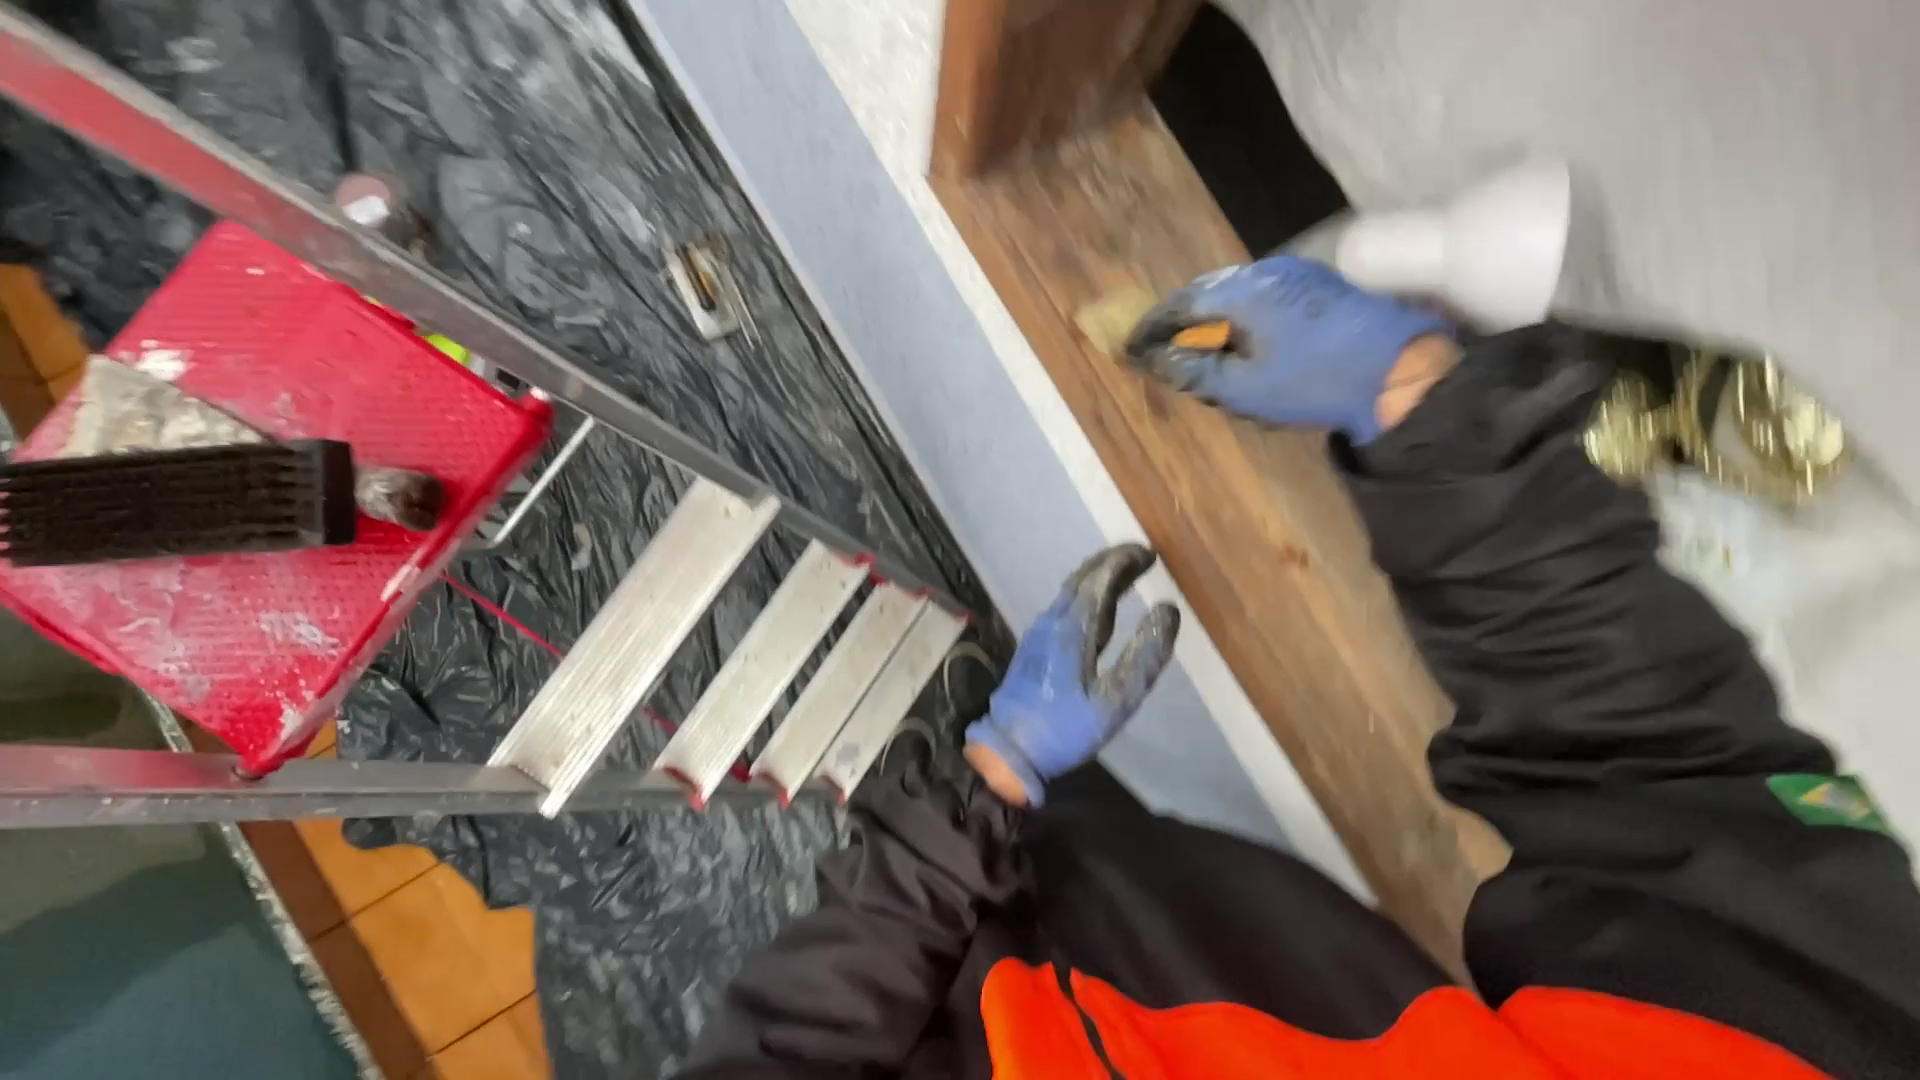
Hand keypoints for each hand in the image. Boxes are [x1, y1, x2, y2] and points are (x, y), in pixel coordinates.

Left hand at [964, 544, 1179, 807]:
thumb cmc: (1065, 727)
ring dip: (1098, 578)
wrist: (1008, 749)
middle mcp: (1052, 619)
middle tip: (1142, 557)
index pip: (1100, 577)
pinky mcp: (1034, 647)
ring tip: (1125, 576)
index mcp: (1072, 625)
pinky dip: (1087, 596)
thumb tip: (1168, 610)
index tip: (1150, 553)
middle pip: (1083, 578)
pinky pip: (1064, 607)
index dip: (1125, 561)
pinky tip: (1098, 611)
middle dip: (1112, 563)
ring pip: (1071, 591)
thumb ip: (1145, 654)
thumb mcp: (1116, 699)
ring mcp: (1039, 632)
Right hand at [1123, 255, 1451, 442]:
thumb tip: (1155, 358)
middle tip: (1164, 348)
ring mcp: (1300, 274)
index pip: (1184, 302)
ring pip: (1239, 292)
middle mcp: (1270, 270)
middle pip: (1211, 291)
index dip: (1154, 325)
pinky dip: (1244, 317)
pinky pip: (1265, 296)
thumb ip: (1195, 370)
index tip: (1132, 345)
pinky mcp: (1322, 286)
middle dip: (1184, 319)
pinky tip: (1245, 343)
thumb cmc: (1315, 383)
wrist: (1404, 374)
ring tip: (1201, 349)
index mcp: (1247, 291)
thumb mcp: (1245, 388)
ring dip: (1216, 317)